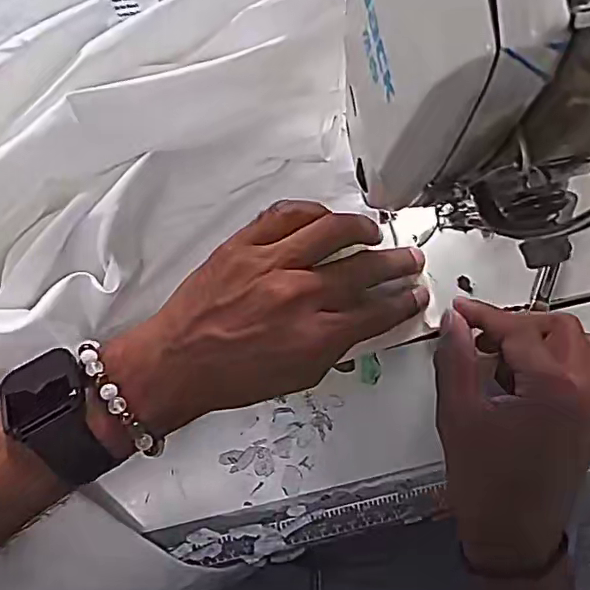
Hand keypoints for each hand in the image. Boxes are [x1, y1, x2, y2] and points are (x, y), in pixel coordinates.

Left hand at [103, 201, 425, 433]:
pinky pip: (285, 215)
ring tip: (372, 232)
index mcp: (315, 334)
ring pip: (332, 230)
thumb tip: (356, 328)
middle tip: (408, 260)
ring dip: (362, 229)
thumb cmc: (228, 376)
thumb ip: (334, 349)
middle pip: (365, 268)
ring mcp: (270, 264)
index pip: (377, 311)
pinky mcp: (243, 246)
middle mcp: (297, 294)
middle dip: (397, 264)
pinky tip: (323, 217)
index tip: (412, 295)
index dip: (403, 302)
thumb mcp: (297, 377)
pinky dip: (311, 212)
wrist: (177, 363)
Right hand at [434, 297, 589, 574]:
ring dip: (543, 340)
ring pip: (580, 347)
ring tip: (502, 355)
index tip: (462, 312)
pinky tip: (518, 380)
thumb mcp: (458, 415)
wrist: (512, 537)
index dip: (485, 316)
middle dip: (518, 324)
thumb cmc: (487, 487)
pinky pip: (583, 373)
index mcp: (554, 388)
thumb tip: (455, 325)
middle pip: (560, 328)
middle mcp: (583, 394)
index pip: (520, 330)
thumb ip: (456, 360)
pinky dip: (556, 362)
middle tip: (481, 334)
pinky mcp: (589, 424)